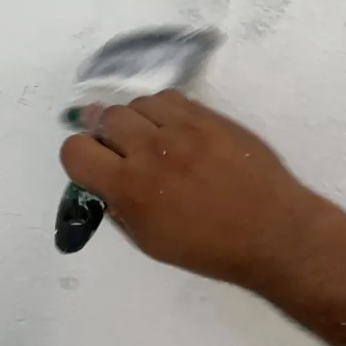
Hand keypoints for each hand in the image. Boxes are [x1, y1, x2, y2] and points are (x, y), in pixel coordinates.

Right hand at [60, 90, 318, 288]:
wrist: (270, 231)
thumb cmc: (206, 247)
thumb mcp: (147, 240)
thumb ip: (117, 206)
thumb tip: (102, 179)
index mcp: (129, 189)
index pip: (75, 151)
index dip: (79, 157)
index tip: (94, 166)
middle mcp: (150, 151)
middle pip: (104, 118)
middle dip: (106, 135)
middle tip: (123, 153)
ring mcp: (182, 129)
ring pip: (136, 103)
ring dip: (134, 120)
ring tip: (150, 140)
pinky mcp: (208, 117)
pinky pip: (169, 98)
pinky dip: (162, 112)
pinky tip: (173, 132)